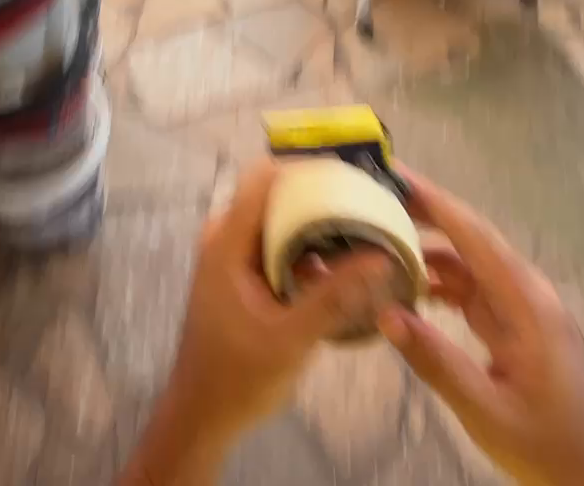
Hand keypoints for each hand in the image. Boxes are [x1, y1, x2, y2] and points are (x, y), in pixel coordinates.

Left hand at [118, 161, 394, 484]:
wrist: (202, 415)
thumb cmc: (239, 376)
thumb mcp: (292, 338)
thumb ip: (335, 294)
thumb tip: (381, 255)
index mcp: (227, 240)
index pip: (265, 176)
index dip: (306, 168)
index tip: (351, 176)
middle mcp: (224, 235)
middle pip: (274, 194)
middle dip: (319, 196)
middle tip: (366, 205)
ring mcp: (230, 253)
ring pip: (277, 218)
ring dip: (314, 222)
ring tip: (361, 229)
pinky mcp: (239, 271)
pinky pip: (274, 241)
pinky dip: (304, 246)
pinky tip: (339, 263)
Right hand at [378, 168, 583, 485]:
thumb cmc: (552, 445)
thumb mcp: (488, 410)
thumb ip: (437, 361)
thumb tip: (384, 313)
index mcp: (525, 300)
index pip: (472, 234)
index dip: (433, 199)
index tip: (395, 171)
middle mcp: (524, 292)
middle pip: (469, 238)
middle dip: (425, 212)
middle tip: (374, 193)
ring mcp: (520, 309)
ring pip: (467, 263)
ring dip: (427, 248)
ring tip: (380, 235)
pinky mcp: (514, 328)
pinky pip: (471, 290)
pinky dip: (437, 282)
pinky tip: (406, 287)